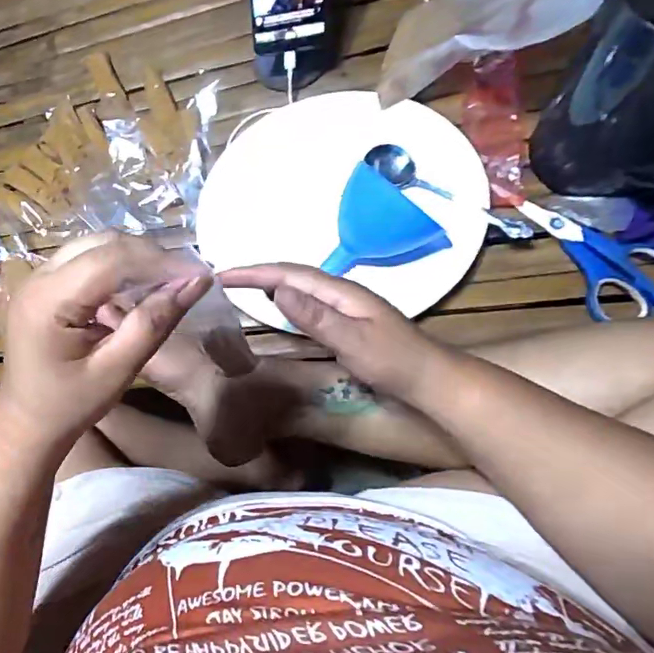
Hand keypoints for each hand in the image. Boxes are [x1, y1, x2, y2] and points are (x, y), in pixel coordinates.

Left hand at [0, 232, 211, 448]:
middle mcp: (39, 278)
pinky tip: (143, 285)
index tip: (199, 274)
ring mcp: (39, 277)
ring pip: (97, 245)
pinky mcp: (47, 284)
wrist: (27, 424)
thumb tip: (195, 283)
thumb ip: (153, 324)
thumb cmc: (69, 405)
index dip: (160, 261)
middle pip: (104, 244)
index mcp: (48, 300)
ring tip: (171, 279)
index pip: (112, 259)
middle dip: (150, 254)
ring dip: (137, 257)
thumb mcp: (117, 370)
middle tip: (188, 277)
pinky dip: (121, 265)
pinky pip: (88, 259)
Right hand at [219, 264, 446, 398]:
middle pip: (293, 275)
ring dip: (270, 283)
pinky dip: (285, 299)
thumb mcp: (352, 340)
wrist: (431, 380)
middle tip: (224, 279)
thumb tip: (277, 288)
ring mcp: (346, 306)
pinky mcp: (347, 321)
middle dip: (258, 273)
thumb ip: (315, 316)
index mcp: (341, 292)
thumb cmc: (394, 362)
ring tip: (241, 287)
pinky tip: (278, 307)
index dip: (254, 272)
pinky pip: (308, 302)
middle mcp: (342, 293)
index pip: (290, 273)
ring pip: (300, 287)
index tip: (222, 274)